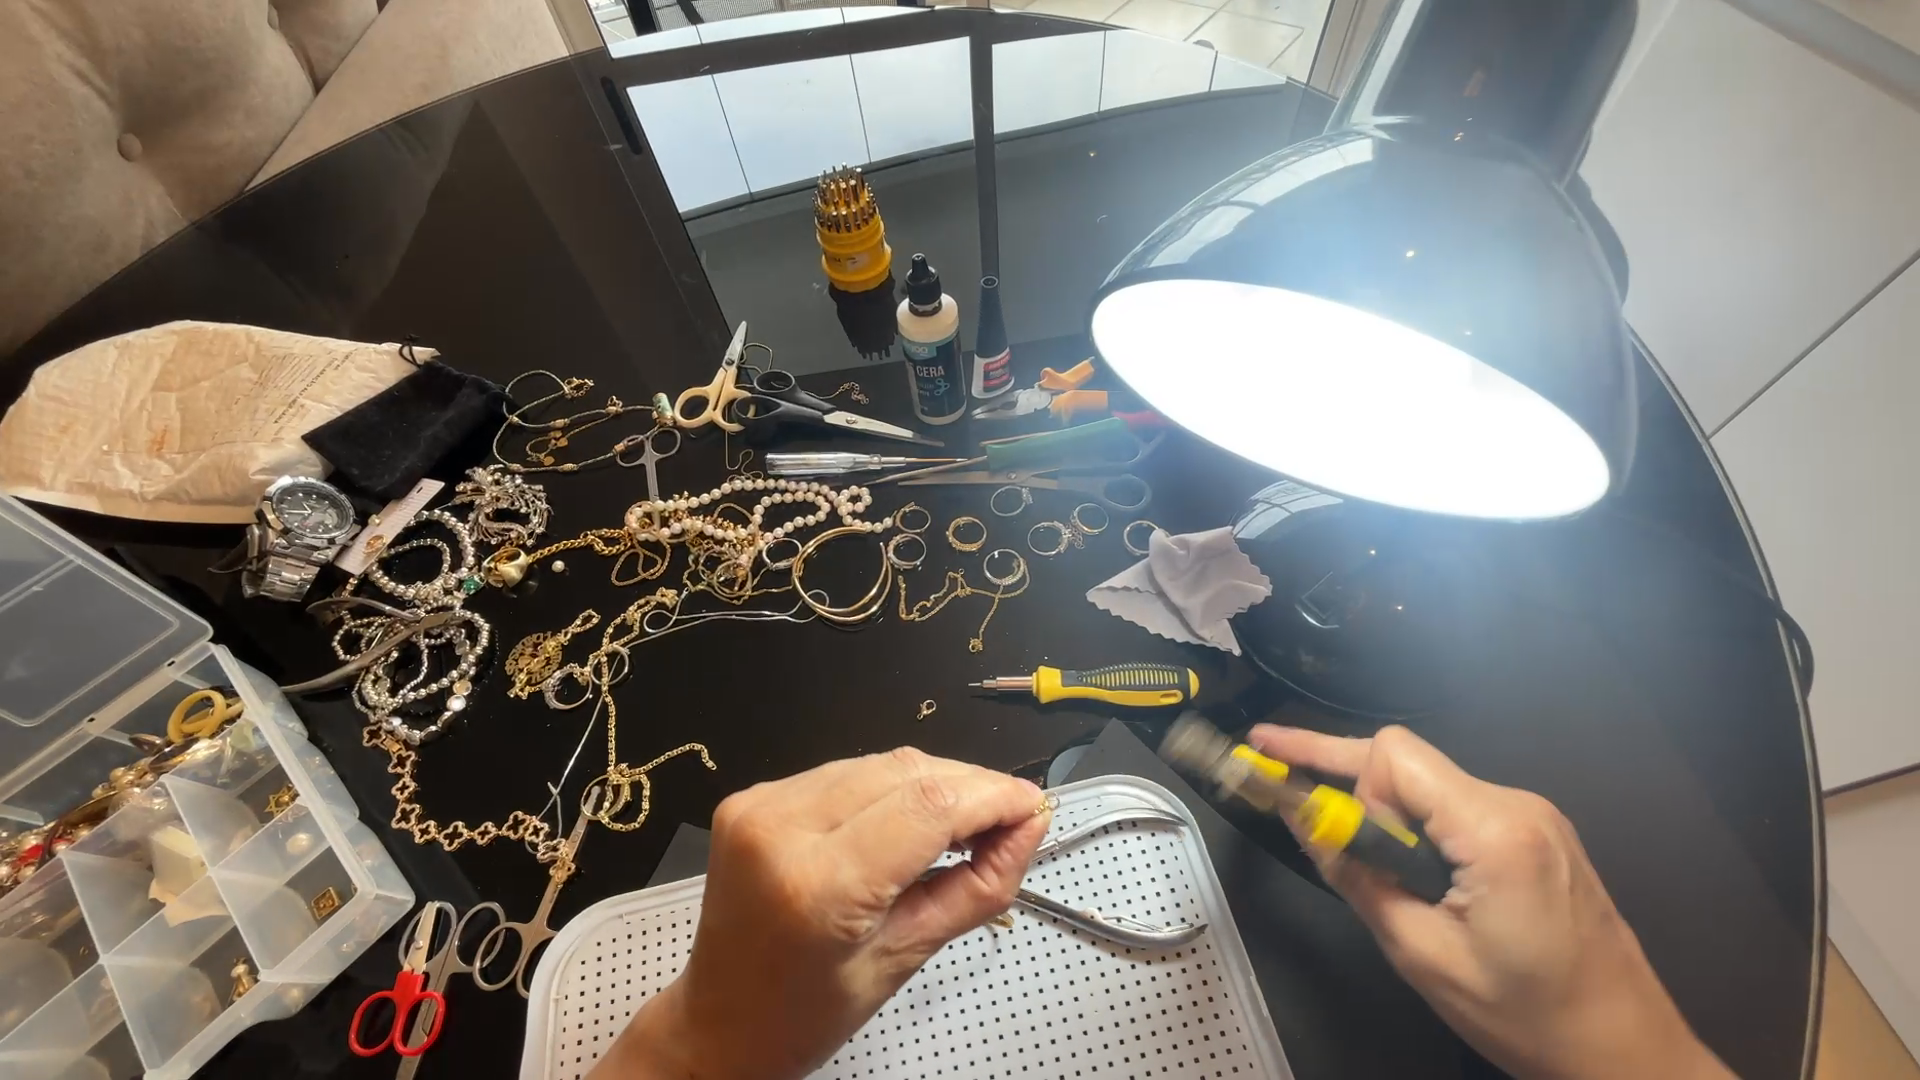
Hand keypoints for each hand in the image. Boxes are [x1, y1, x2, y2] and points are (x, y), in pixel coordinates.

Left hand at [593, 748, 1050, 1079]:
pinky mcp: (755, 793)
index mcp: (820, 885)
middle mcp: (783, 826)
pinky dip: (890, 785)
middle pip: (907, 771)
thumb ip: (979, 885)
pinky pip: (846, 770)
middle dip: (970, 784)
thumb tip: (1030, 824)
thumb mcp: (907, 957)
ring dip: (934, 781)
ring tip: (966, 816)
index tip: (1031, 805)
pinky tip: (909, 813)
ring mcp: (762, 802)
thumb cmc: (812, 1011)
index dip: (991, 795)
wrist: (717, 1020)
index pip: (929, 806)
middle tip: (1008, 813)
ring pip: (879, 762)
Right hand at [1248, 724, 1731, 1079]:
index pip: (1394, 754)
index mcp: (1495, 832)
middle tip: (1269, 751)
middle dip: (1337, 763)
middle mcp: (1516, 805)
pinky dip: (1409, 817)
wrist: (1634, 1058)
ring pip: (1423, 777)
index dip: (1348, 781)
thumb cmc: (1527, 1017)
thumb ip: (1354, 875)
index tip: (1327, 827)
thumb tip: (1298, 815)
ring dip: (1376, 802)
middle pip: (1403, 756)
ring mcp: (1531, 815)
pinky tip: (1399, 856)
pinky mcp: (1534, 832)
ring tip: (1352, 846)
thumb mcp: (1421, 954)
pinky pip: (1449, 801)